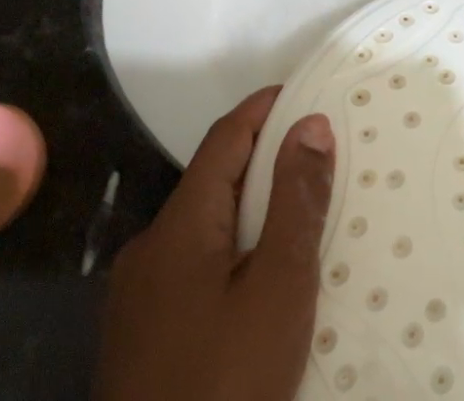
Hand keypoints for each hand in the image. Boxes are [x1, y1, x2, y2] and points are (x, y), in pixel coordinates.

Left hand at [96, 87, 334, 400]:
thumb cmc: (228, 375)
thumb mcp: (280, 286)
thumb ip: (296, 202)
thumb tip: (310, 125)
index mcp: (179, 227)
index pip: (224, 140)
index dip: (264, 108)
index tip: (308, 91)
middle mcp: (149, 249)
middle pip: (213, 181)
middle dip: (266, 159)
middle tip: (323, 155)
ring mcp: (139, 294)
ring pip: (205, 226)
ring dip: (253, 207)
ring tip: (306, 212)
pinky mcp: (143, 332)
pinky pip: (195, 265)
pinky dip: (236, 247)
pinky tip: (266, 275)